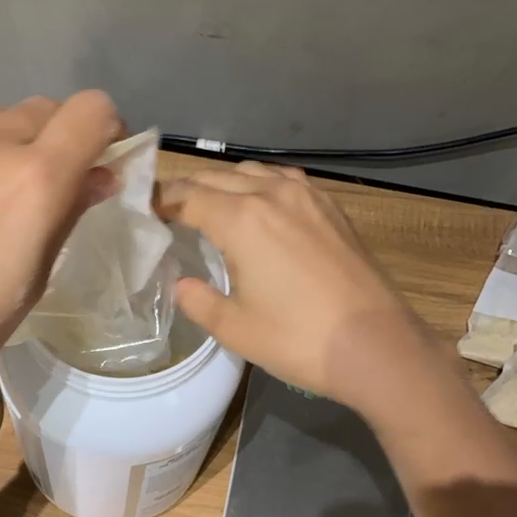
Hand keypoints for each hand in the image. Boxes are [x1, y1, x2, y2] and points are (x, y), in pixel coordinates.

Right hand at [158, 162, 413, 405]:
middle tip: (167, 211)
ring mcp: (307, 197)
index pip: (187, 196)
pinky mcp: (331, 208)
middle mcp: (273, 193)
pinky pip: (284, 181)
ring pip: (253, 172)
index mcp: (242, 219)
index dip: (160, 202)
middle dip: (187, 189)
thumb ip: (198, 300)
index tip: (142, 212)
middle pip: (217, 177)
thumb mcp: (234, 328)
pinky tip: (258, 211)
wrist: (375, 344)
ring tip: (209, 208)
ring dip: (224, 184)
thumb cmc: (297, 339)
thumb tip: (181, 283)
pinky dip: (260, 186)